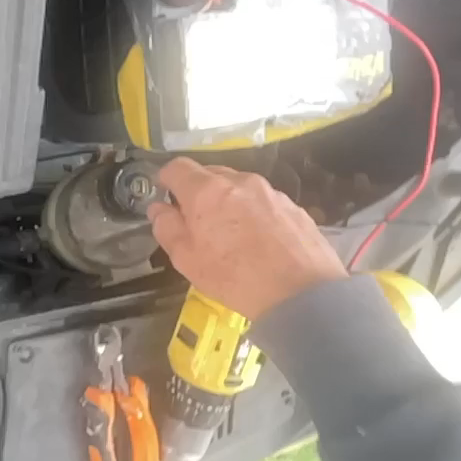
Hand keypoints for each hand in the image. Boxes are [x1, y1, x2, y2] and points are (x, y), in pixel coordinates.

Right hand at [147, 158, 347, 319]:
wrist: (302, 294)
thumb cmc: (233, 276)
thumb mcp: (185, 258)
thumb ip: (166, 227)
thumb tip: (159, 209)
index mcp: (205, 191)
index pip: (177, 167)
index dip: (166, 178)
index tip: (164, 195)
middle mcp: (238, 182)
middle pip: (209, 173)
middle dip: (197, 191)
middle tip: (195, 220)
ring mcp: (269, 192)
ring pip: (238, 186)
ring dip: (226, 200)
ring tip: (229, 232)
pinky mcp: (293, 206)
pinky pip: (262, 200)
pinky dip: (252, 212)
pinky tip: (257, 240)